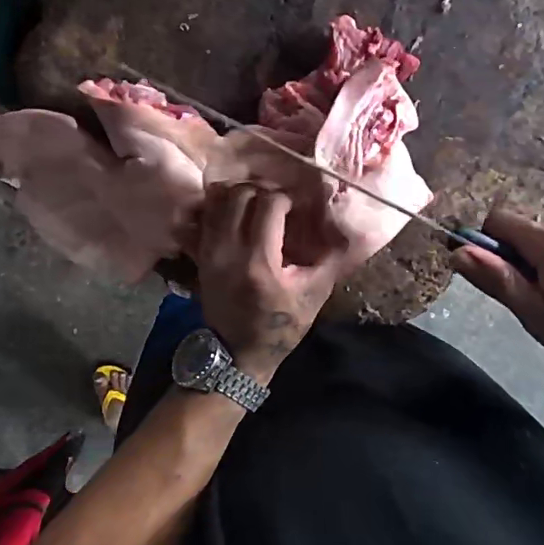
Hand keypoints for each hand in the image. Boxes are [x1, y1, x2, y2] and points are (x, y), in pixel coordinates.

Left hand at [194, 183, 343, 379]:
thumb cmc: (279, 326)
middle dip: (263, 190)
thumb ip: (329, 257)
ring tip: (258, 204)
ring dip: (241, 194)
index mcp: (259, 260)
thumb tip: (344, 226)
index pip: (269, 203)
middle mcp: (228, 249)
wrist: (236, 353)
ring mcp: (209, 250)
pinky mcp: (199, 254)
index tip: (299, 206)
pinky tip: (237, 214)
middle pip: (240, 194)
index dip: (288, 197)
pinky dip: (221, 207)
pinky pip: (206, 217)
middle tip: (279, 202)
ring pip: (219, 201)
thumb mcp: (313, 295)